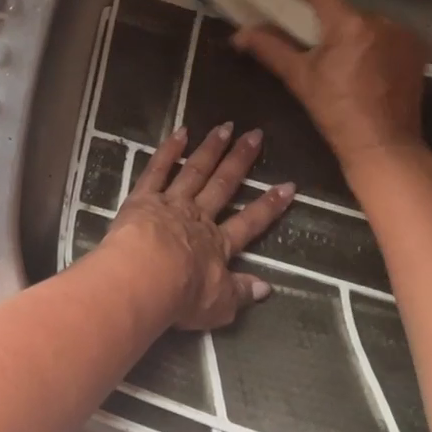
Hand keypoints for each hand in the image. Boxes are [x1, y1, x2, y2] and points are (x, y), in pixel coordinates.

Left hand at [103, 123, 296, 330]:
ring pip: (195, 170)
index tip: (288, 184)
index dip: (270, 205)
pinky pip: (157, 169)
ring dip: (211, 148)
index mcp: (218, 244)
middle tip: (255, 135)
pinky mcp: (144, 196)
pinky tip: (181, 132)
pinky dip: (169, 150)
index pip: (250, 222)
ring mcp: (171, 202)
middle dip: (240, 160)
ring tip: (225, 126)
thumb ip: (241, 293)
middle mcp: (198, 216)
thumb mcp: (219, 305)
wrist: (142, 276)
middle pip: (224, 185)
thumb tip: (267, 288)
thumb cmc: (181, 296)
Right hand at [231, 0, 428, 174]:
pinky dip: (367, 39)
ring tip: (332, 49)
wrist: (385, 146)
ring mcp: (402, 35)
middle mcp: (379, 21)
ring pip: (362, 20)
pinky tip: (357, 60)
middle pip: (341, 5)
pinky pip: (382, 33)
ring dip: (345, 27)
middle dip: (321, 11)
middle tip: (303, 24)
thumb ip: (270, 48)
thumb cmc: (336, 112)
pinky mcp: (415, 50)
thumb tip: (240, 34)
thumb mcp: (299, 78)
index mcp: (348, 25)